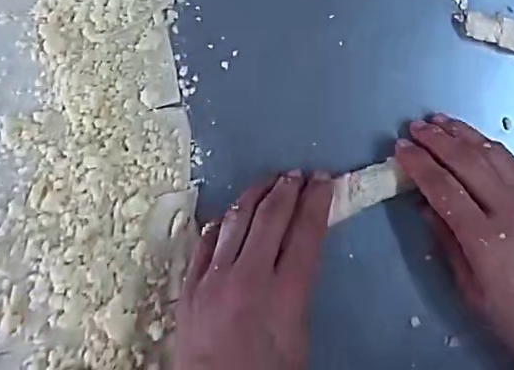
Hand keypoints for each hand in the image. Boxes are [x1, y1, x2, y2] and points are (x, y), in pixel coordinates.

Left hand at [172, 171, 332, 369]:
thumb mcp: (297, 339)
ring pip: (237, 218)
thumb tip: (303, 246)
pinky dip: (223, 221)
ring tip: (271, 181)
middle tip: (300, 174)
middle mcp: (247, 278)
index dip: (317, 201)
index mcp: (283, 297)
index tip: (326, 180)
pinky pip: (207, 239)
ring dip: (257, 193)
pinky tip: (232, 213)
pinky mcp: (188, 285)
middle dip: (288, 189)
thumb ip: (299, 287)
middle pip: (271, 216)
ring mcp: (212, 278)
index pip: (306, 233)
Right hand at [394, 116, 513, 369]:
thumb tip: (425, 204)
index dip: (419, 164)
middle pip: (466, 161)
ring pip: (489, 153)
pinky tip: (471, 137)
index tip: (400, 149)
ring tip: (437, 120)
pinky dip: (486, 143)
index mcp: (487, 242)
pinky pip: (509, 160)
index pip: (444, 188)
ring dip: (460, 133)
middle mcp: (510, 212)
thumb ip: (446, 241)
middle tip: (413, 127)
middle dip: (436, 140)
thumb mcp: (472, 291)